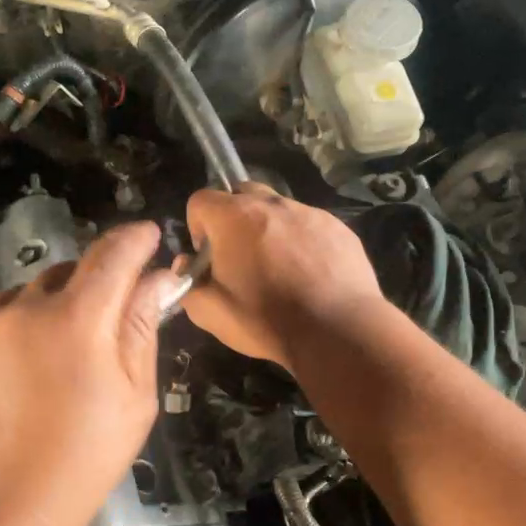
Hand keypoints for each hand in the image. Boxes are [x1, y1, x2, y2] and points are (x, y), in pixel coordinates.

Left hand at [0, 223, 181, 525]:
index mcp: (77, 319)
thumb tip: (156, 279)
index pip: (113, 254)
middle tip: (104, 327)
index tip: (149, 236)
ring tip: (54, 366)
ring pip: (26, 298)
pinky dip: (12, 336)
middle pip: (67, 273)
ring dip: (48, 312)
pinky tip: (17, 382)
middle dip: (92, 286)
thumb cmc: (79, 465)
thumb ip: (141, 329)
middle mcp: (23, 308)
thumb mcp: (133, 402)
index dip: (136, 240)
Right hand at [181, 184, 391, 370]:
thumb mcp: (209, 313)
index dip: (197, 227)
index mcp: (234, 218)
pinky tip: (308, 275)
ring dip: (268, 230)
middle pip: (241, 194)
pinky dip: (301, 241)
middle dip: (232, 219)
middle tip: (239, 257)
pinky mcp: (339, 228)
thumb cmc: (265, 320)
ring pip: (278, 209)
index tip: (208, 257)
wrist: (337, 331)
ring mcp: (309, 213)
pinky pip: (309, 225)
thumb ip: (187, 283)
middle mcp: (272, 204)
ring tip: (278, 269)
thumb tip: (186, 265)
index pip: (200, 199)